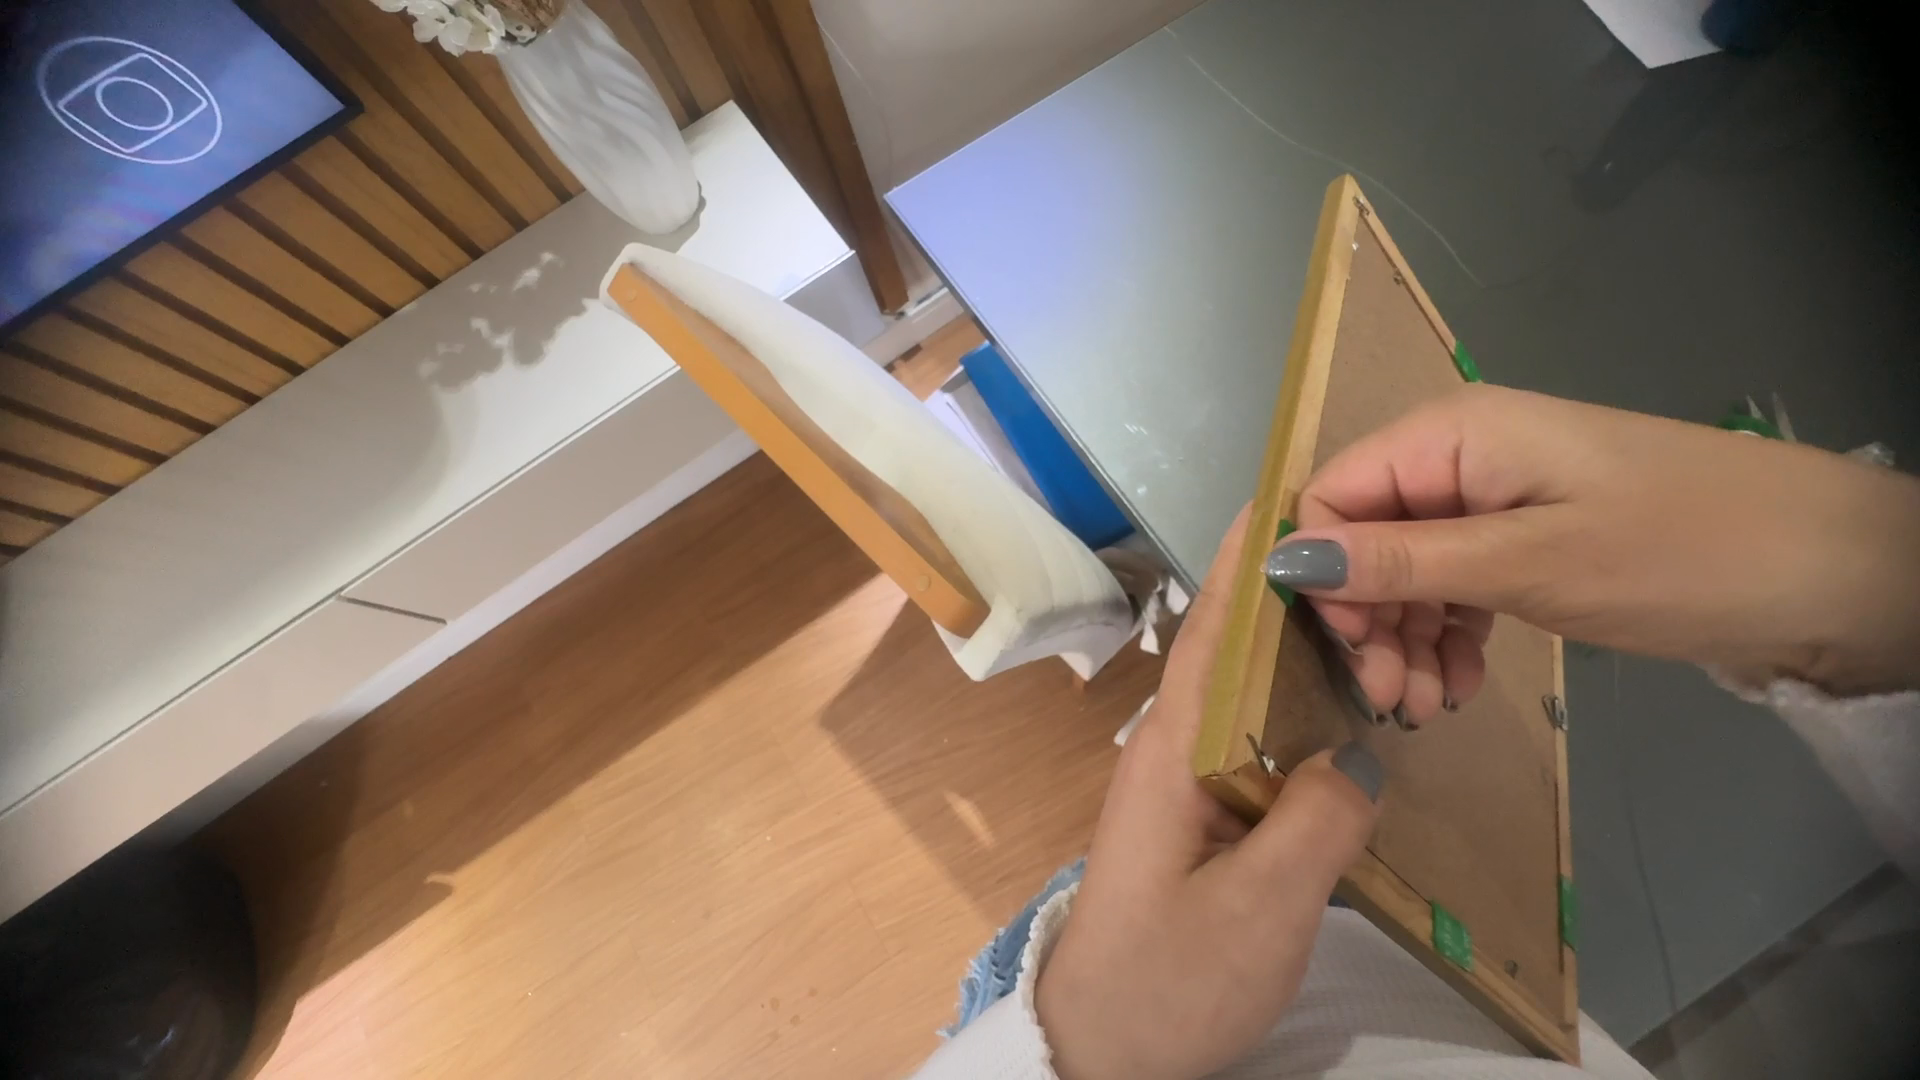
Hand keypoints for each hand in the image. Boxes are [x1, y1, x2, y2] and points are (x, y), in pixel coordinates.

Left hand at [1036, 509, 1382, 1079]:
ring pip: (1248, 695)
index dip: (1241, 563)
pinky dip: (1300, 716)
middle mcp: (1174, 746)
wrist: (1104, 1041)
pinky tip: (1347, 717)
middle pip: (1232, 652)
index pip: (1210, 632)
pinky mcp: (1203, 813)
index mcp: (1173, 747)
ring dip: (1300, 656)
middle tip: (1370, 560)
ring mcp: (1186, 779)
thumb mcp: (1261, 908)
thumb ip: (1316, 819)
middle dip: (1289, 599)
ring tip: (1375, 622)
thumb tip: (1358, 750)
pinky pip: (1257, 742)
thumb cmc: (1171, 975)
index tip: (1279, 497)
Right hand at [1264, 384, 1919, 717]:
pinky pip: (1449, 585)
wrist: (1854, 576)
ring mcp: (1488, 500)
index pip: (1331, 494)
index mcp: (1447, 437)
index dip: (1323, 568)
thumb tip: (1286, 562)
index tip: (1350, 640)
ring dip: (1403, 639)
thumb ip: (1398, 561)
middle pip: (1364, 538)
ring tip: (1422, 706)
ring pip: (1403, 571)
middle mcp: (1455, 460)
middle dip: (1365, 618)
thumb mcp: (1528, 562)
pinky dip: (1444, 635)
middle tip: (1386, 694)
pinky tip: (1457, 683)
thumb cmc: (1687, 551)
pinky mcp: (1518, 538)